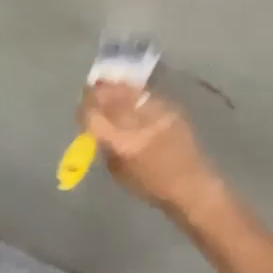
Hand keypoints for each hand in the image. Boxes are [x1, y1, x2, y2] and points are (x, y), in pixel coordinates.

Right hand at [79, 83, 223, 215]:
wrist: (192, 186)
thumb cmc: (152, 187)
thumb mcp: (119, 173)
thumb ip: (106, 148)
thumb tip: (98, 130)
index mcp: (123, 144)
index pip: (94, 117)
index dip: (84, 109)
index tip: (80, 108)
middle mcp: (138, 124)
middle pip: (111, 97)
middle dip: (97, 92)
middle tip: (90, 90)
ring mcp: (156, 114)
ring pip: (129, 91)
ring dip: (115, 87)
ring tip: (106, 85)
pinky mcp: (171, 110)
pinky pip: (145, 95)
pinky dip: (133, 92)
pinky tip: (129, 94)